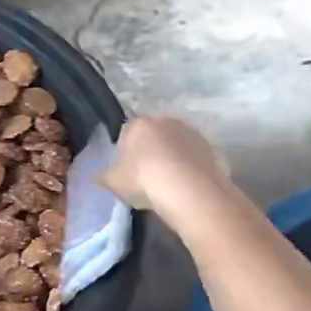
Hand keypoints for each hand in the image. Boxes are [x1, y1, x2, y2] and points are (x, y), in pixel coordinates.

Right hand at [101, 115, 230, 214]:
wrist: (189, 190)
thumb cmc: (143, 179)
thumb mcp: (112, 181)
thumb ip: (103, 175)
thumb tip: (99, 175)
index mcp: (139, 124)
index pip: (126, 131)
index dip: (123, 149)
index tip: (123, 166)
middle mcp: (166, 121)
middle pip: (152, 134)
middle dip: (148, 148)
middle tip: (142, 172)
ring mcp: (192, 132)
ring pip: (174, 142)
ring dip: (169, 155)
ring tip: (164, 179)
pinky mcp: (211, 146)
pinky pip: (191, 154)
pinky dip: (186, 164)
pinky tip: (181, 182)